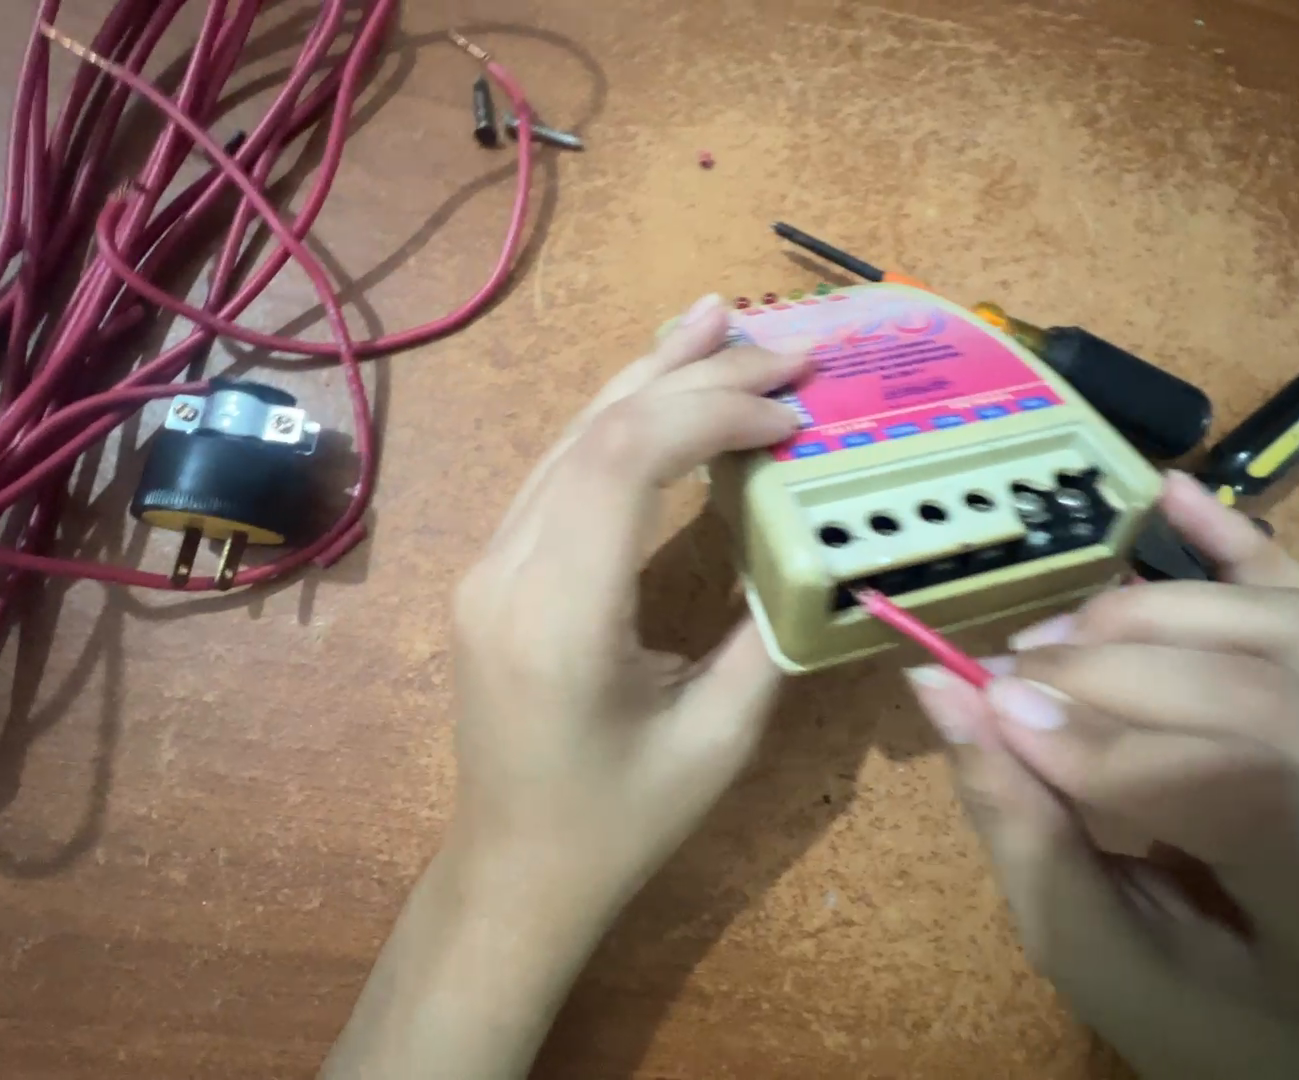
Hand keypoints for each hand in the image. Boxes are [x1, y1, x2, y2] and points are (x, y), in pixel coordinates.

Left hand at [447, 292, 805, 920]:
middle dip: (696, 375)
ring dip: (652, 374)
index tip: (793, 416)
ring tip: (718, 320)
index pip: (624, 461)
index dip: (713, 414)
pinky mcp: (497, 567)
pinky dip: (620, 418)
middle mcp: (508, 572)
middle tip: (780, 342)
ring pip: (571, 436)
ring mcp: (490, 563)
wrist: (515, 870)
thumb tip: (809, 540)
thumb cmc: (622, 822)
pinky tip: (658, 384)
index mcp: (560, 619)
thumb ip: (764, 630)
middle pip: (598, 432)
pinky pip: (560, 470)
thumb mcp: (718, 739)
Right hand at [906, 471, 1298, 1079]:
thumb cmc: (1201, 1026)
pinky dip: (1238, 544)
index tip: (996, 713)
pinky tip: (1174, 494)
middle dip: (1106, 671)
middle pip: (1265, 697)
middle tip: (1006, 673)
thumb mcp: (1087, 952)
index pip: (1249, 793)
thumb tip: (938, 686)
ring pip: (1291, 632)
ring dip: (1150, 613)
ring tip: (1059, 636)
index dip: (1105, 740)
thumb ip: (1015, 819)